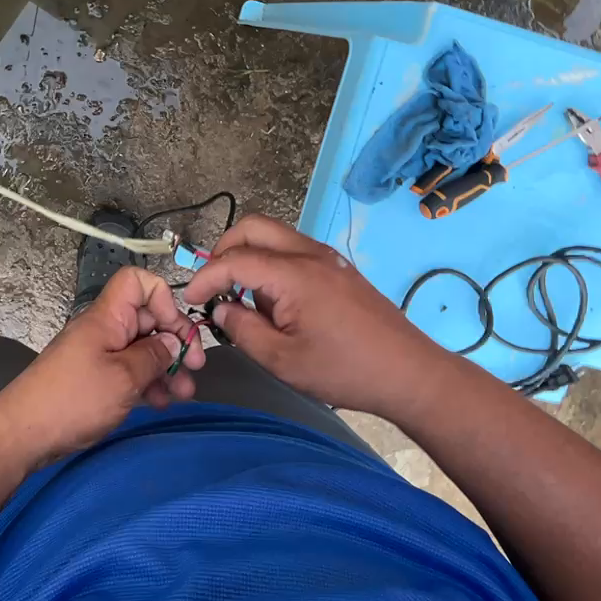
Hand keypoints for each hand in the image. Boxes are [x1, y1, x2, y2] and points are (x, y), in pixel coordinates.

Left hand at [0, 267, 200, 466]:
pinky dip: (148, 382)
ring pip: (142, 348)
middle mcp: (104, 329)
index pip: (138, 282)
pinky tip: (160, 402)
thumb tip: (172, 341)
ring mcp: (98, 354)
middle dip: (175, 341)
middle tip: (195, 369)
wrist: (23, 434)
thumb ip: (153, 356)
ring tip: (183, 395)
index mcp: (107, 317)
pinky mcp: (94, 379)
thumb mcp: (123, 377)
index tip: (177, 332)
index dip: (163, 299)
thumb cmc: (74, 400)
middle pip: (147, 318)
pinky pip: (129, 370)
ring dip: (166, 367)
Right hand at [183, 215, 450, 418]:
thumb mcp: (283, 360)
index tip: (190, 299)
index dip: (205, 277)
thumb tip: (221, 309)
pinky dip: (270, 262)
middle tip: (213, 283)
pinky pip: (292, 249)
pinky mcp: (337, 268)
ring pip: (274, 234)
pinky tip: (272, 301)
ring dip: (248, 254)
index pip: (234, 260)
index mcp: (295, 274)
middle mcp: (310, 254)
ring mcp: (327, 258)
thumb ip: (243, 330)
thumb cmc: (345, 370)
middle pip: (253, 227)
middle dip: (224, 249)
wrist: (410, 373)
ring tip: (241, 295)